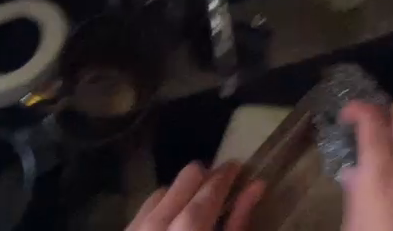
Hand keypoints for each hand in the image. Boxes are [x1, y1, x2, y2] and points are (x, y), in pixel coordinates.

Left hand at [128, 161, 264, 230]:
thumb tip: (256, 186)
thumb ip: (238, 223)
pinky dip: (161, 208)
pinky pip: (144, 210)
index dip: (227, 174)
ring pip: (163, 190)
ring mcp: (137, 226)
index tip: (237, 168)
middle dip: (205, 178)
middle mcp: (160, 221)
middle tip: (219, 190)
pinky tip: (169, 225)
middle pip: (186, 177)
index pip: (211, 187)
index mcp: (190, 226)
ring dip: (181, 194)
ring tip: (193, 210)